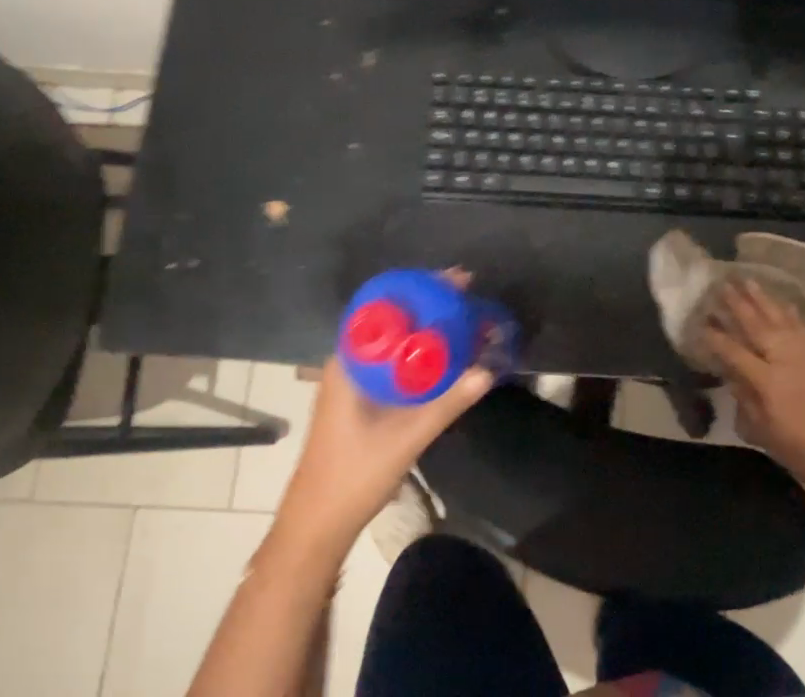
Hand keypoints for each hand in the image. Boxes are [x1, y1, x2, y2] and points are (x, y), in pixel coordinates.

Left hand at [274, 270, 493, 549]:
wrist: (317, 523)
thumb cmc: (353, 475)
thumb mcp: (406, 438)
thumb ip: (447, 403)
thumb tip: (487, 371)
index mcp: (348, 363)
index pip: (384, 308)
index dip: (419, 290)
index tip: (454, 281)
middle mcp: (347, 364)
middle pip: (390, 321)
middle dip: (428, 307)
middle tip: (467, 298)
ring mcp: (352, 383)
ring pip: (392, 343)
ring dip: (425, 332)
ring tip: (462, 322)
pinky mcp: (359, 401)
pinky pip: (392, 363)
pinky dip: (417, 356)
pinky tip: (443, 360)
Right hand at [704, 280, 804, 496]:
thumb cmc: (798, 449)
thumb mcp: (760, 431)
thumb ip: (744, 400)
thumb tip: (733, 376)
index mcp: (767, 381)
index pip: (734, 351)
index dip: (715, 337)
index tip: (699, 322)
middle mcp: (784, 360)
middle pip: (757, 326)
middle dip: (738, 304)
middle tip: (722, 284)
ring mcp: (803, 356)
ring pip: (779, 320)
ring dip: (763, 300)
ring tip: (748, 280)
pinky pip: (800, 328)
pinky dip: (790, 313)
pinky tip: (784, 303)